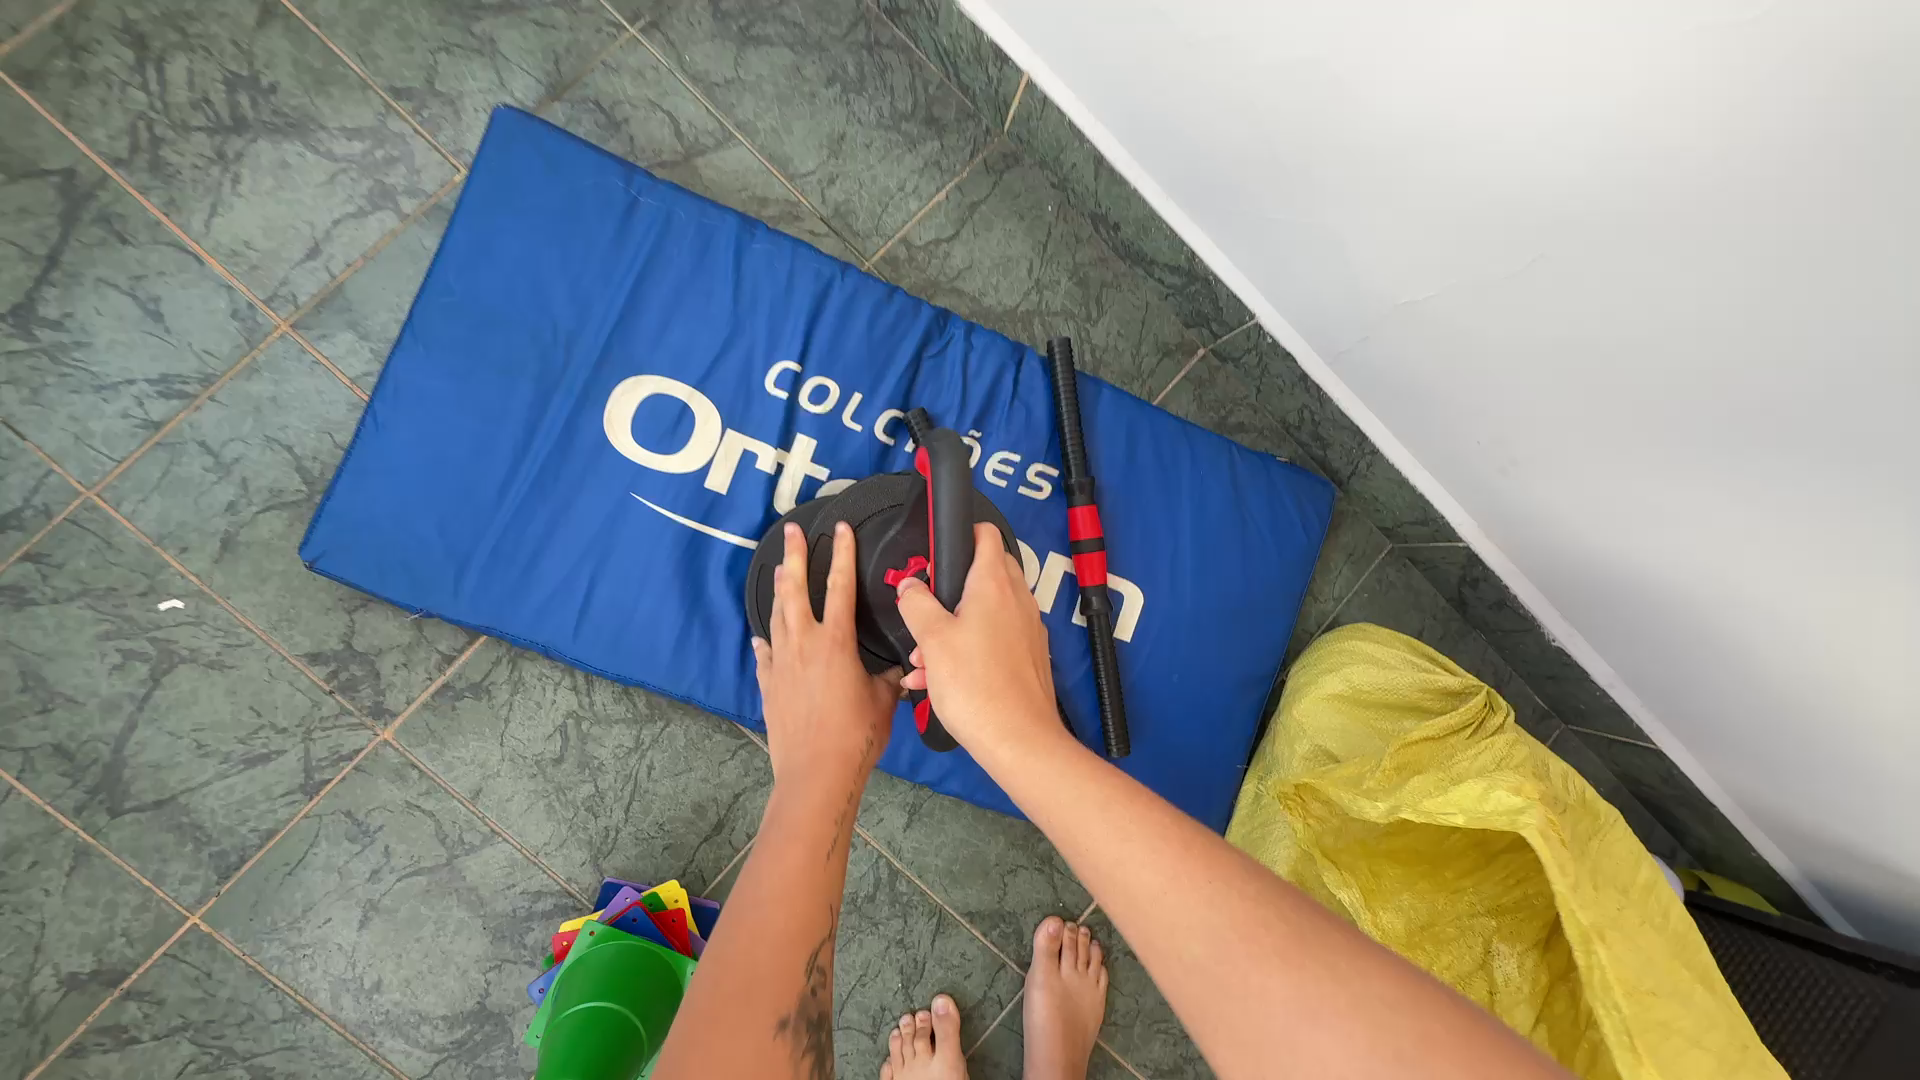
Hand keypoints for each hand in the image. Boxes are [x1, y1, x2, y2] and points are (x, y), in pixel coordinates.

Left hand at [753, 520, 899, 795]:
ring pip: (777, 616)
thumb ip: (889, 677)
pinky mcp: (768, 686)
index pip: (840, 586)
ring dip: (779, 590)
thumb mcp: (884, 701)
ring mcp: (781, 664)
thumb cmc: (857, 735)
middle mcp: (803, 644)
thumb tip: (900, 667)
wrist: (816, 774)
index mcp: (835, 642)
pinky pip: (765, 654)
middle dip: (794, 557)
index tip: (840, 528)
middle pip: (795, 590)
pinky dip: (766, 640)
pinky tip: (762, 635)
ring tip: (779, 569)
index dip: (842, 554)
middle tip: (792, 531)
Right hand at [894, 523, 1062, 763]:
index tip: (938, 547)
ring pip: (985, 612)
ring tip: (922, 660)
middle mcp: (1017, 599)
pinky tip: (939, 680)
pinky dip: (968, 649)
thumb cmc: (974, 684)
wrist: (1018, 740)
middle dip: (951, 588)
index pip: (986, 534)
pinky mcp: (1029, 656)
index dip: (962, 531)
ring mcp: (1027, 628)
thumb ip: (917, 604)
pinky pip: (994, 639)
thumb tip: (910, 585)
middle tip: (924, 610)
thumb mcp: (932, 639)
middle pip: (985, 573)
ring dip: (953, 626)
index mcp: (994, 584)